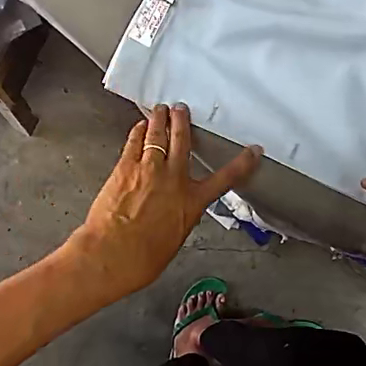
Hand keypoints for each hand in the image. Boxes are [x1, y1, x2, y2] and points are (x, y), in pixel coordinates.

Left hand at [65, 103, 261, 300]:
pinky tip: (140, 126)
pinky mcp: (124, 169)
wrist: (111, 254)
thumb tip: (176, 212)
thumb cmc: (143, 257)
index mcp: (193, 201)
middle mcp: (174, 180)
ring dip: (160, 119)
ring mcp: (148, 170)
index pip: (226, 178)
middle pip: (183, 142)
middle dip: (184, 122)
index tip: (254, 151)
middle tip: (183, 109)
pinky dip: (139, 132)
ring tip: (161, 109)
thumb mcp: (176, 238)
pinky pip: (135, 143)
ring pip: (157, 136)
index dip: (243, 163)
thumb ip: (181, 217)